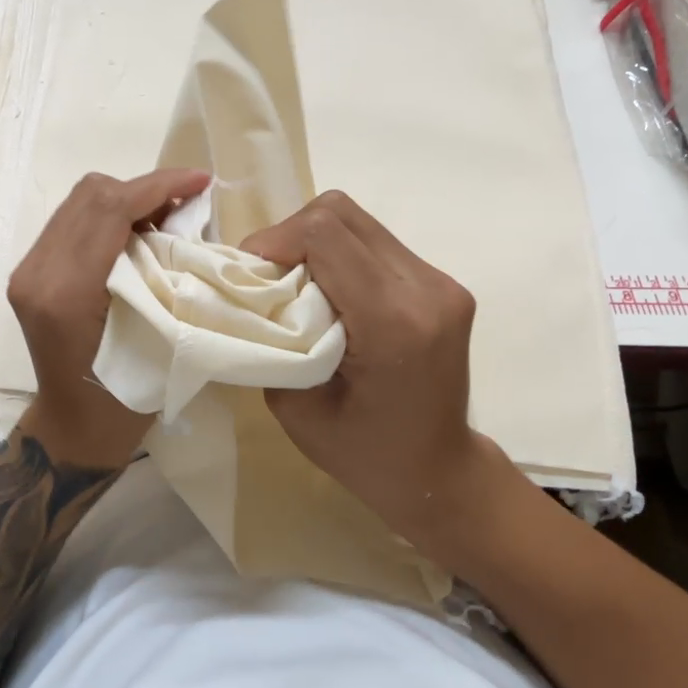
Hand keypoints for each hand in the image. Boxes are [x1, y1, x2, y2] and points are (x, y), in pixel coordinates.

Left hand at [7, 169, 209, 468]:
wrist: (75, 426)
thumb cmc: (127, 398)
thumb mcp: (158, 335)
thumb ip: (165, 272)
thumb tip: (187, 218)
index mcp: (67, 292)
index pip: (110, 209)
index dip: (158, 185)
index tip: (201, 181)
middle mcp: (37, 273)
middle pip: (90, 195)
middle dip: (144, 188)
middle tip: (187, 204)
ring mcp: (27, 272)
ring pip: (77, 203)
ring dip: (124, 201)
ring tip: (165, 217)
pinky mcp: (29, 273)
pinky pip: (69, 223)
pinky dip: (106, 218)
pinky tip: (135, 234)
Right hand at [241, 191, 499, 536]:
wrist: (438, 474)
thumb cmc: (363, 455)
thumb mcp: (295, 406)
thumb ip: (271, 340)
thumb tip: (246, 296)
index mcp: (393, 322)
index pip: (323, 234)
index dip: (272, 241)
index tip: (248, 275)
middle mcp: (426, 289)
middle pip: (340, 213)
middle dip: (288, 235)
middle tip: (265, 276)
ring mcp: (440, 282)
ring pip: (357, 221)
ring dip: (313, 242)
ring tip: (292, 283)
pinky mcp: (440, 283)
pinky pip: (373, 243)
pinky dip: (337, 255)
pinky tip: (325, 292)